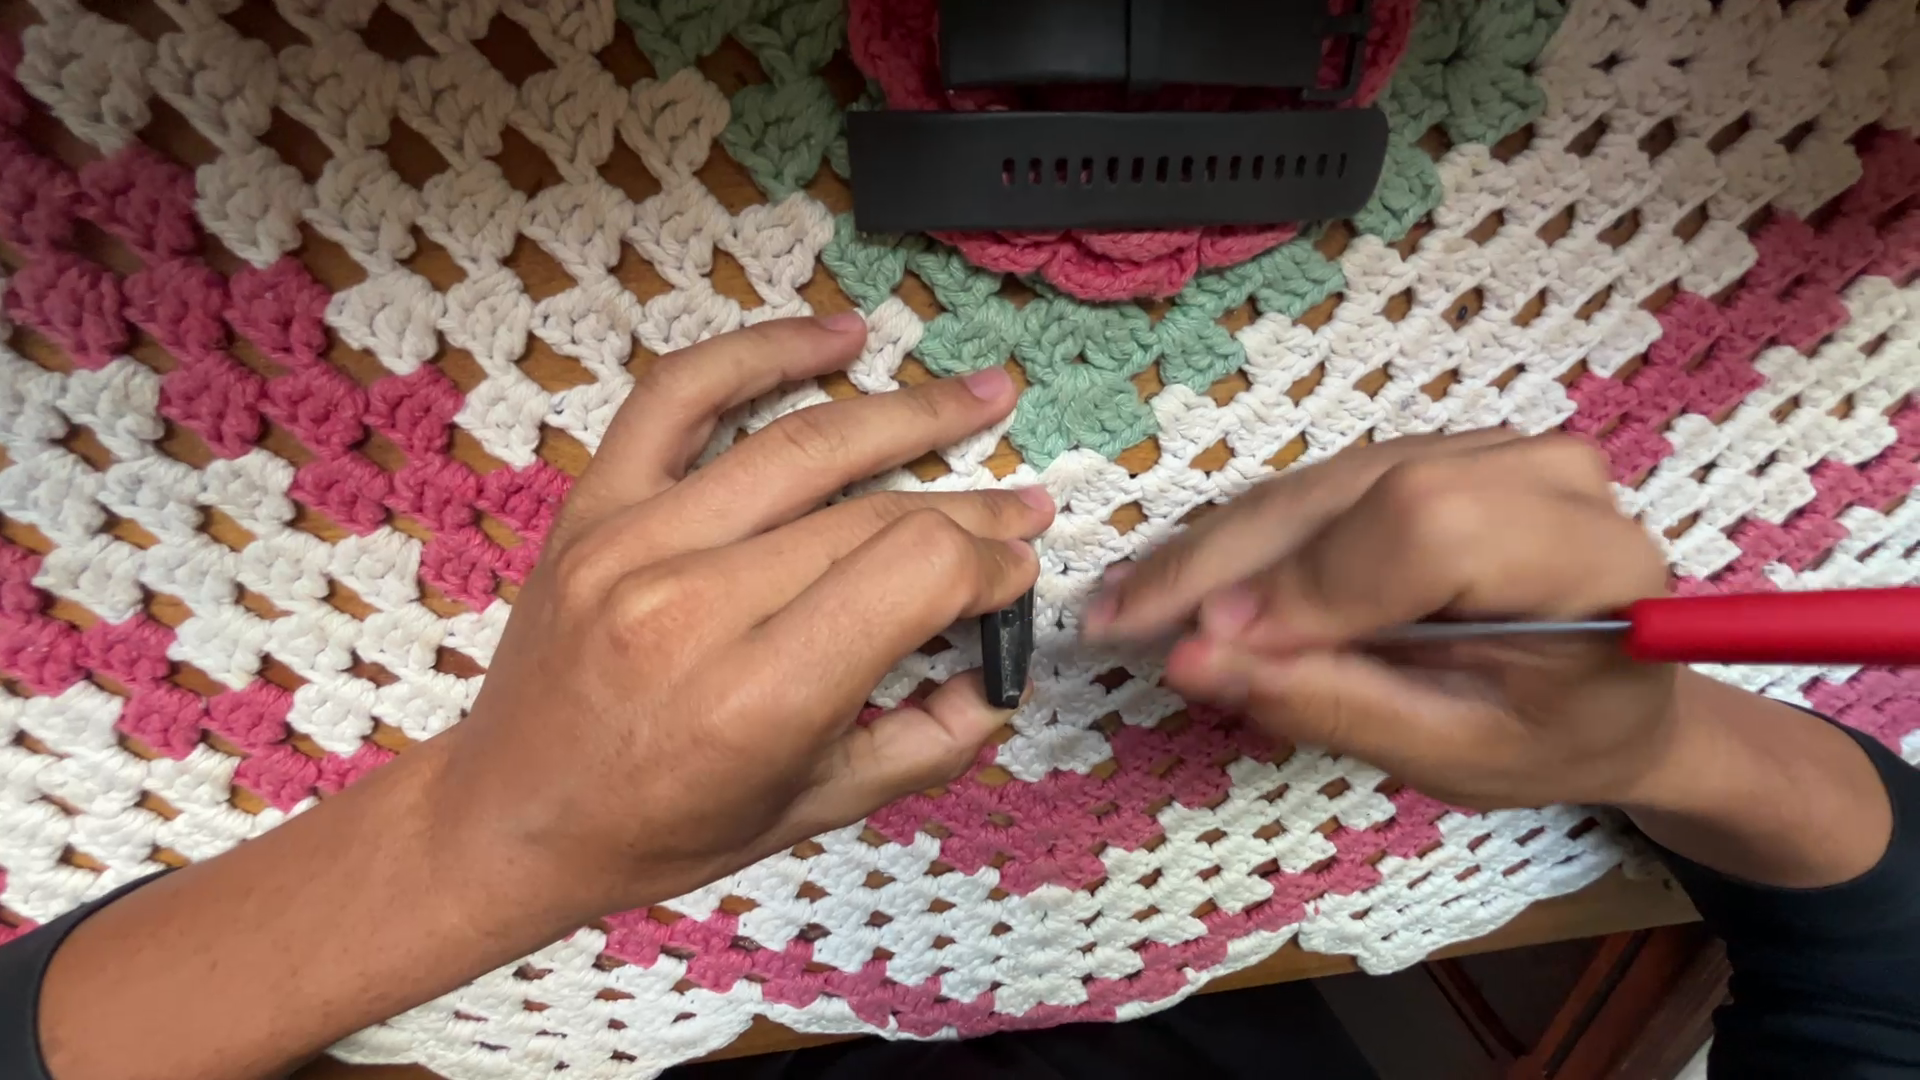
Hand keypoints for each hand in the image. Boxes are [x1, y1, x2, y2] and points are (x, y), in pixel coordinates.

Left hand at [39, 315, 1056, 1079]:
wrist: (510, 815)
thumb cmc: (669, 829)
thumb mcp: (819, 809)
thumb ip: (932, 742)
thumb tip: (1001, 666)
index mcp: (757, 697)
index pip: (914, 573)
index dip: (988, 563)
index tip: (1017, 570)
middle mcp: (694, 603)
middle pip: (875, 512)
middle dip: (972, 507)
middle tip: (1025, 502)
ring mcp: (633, 538)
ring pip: (805, 443)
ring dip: (912, 411)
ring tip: (985, 392)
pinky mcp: (596, 503)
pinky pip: (682, 394)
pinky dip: (767, 349)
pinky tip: (840, 335)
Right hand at [1083, 431, 1681, 809]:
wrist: (1591, 694)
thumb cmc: (1543, 738)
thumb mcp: (1448, 753)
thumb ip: (1327, 703)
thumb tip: (1191, 663)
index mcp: (1586, 556)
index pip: (1426, 528)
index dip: (1307, 585)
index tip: (1210, 646)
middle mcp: (1527, 472)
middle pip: (1340, 496)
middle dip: (1217, 566)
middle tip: (1118, 620)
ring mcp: (1461, 451)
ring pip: (1300, 490)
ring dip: (1203, 554)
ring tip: (1126, 603)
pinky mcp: (1403, 458)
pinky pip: (1295, 493)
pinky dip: (1224, 543)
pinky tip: (1167, 577)